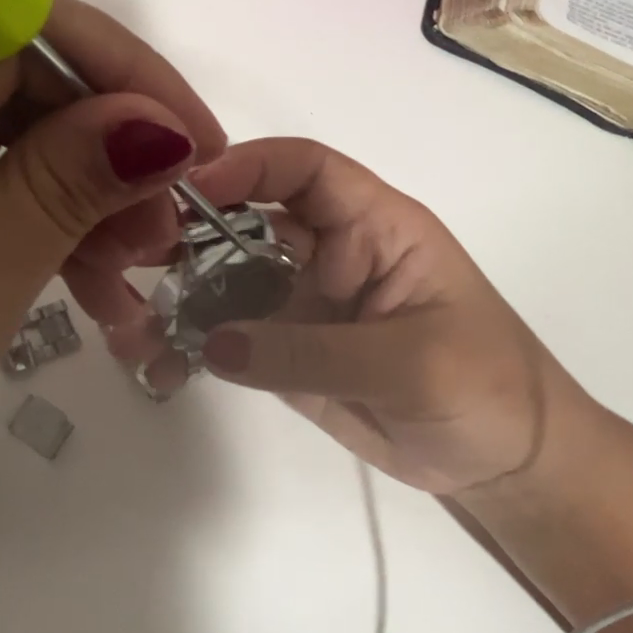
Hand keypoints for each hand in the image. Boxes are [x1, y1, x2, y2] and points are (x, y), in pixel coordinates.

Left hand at [0, 0, 224, 540]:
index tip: (193, 146)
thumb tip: (154, 122)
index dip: (110, 69)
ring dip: (75, 189)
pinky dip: (31, 220)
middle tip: (167, 230)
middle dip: (100, 141)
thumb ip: (52, 197)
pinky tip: (83, 279)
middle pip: (3, 73)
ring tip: (132, 271)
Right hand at [100, 138, 586, 495]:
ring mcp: (294, 303)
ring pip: (218, 282)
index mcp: (372, 228)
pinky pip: (220, 338)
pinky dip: (185, 349)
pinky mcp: (276, 350)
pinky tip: (159, 372)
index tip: (188, 189)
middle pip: (240, 222)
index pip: (305, 171)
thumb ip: (311, 352)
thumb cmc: (488, 390)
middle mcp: (323, 254)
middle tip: (127, 265)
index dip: (249, 167)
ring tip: (130, 335)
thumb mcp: (413, 365)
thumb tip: (213, 342)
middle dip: (183, 236)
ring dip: (172, 300)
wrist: (504, 466)